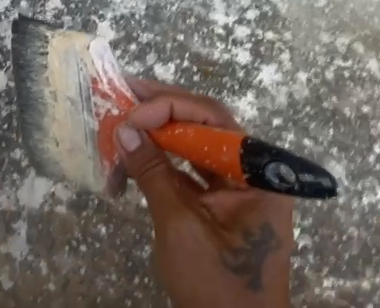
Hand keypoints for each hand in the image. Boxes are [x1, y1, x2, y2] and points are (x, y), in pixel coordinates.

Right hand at [106, 79, 293, 307]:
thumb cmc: (217, 286)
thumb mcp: (180, 226)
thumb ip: (153, 173)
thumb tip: (124, 129)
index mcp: (258, 177)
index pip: (213, 120)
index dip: (169, 107)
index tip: (131, 115)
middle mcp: (252, 176)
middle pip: (204, 126)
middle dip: (160, 110)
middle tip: (122, 93)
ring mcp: (236, 192)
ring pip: (194, 145)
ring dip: (157, 134)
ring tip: (121, 120)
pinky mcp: (219, 207)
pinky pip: (188, 170)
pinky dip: (159, 161)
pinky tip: (132, 157)